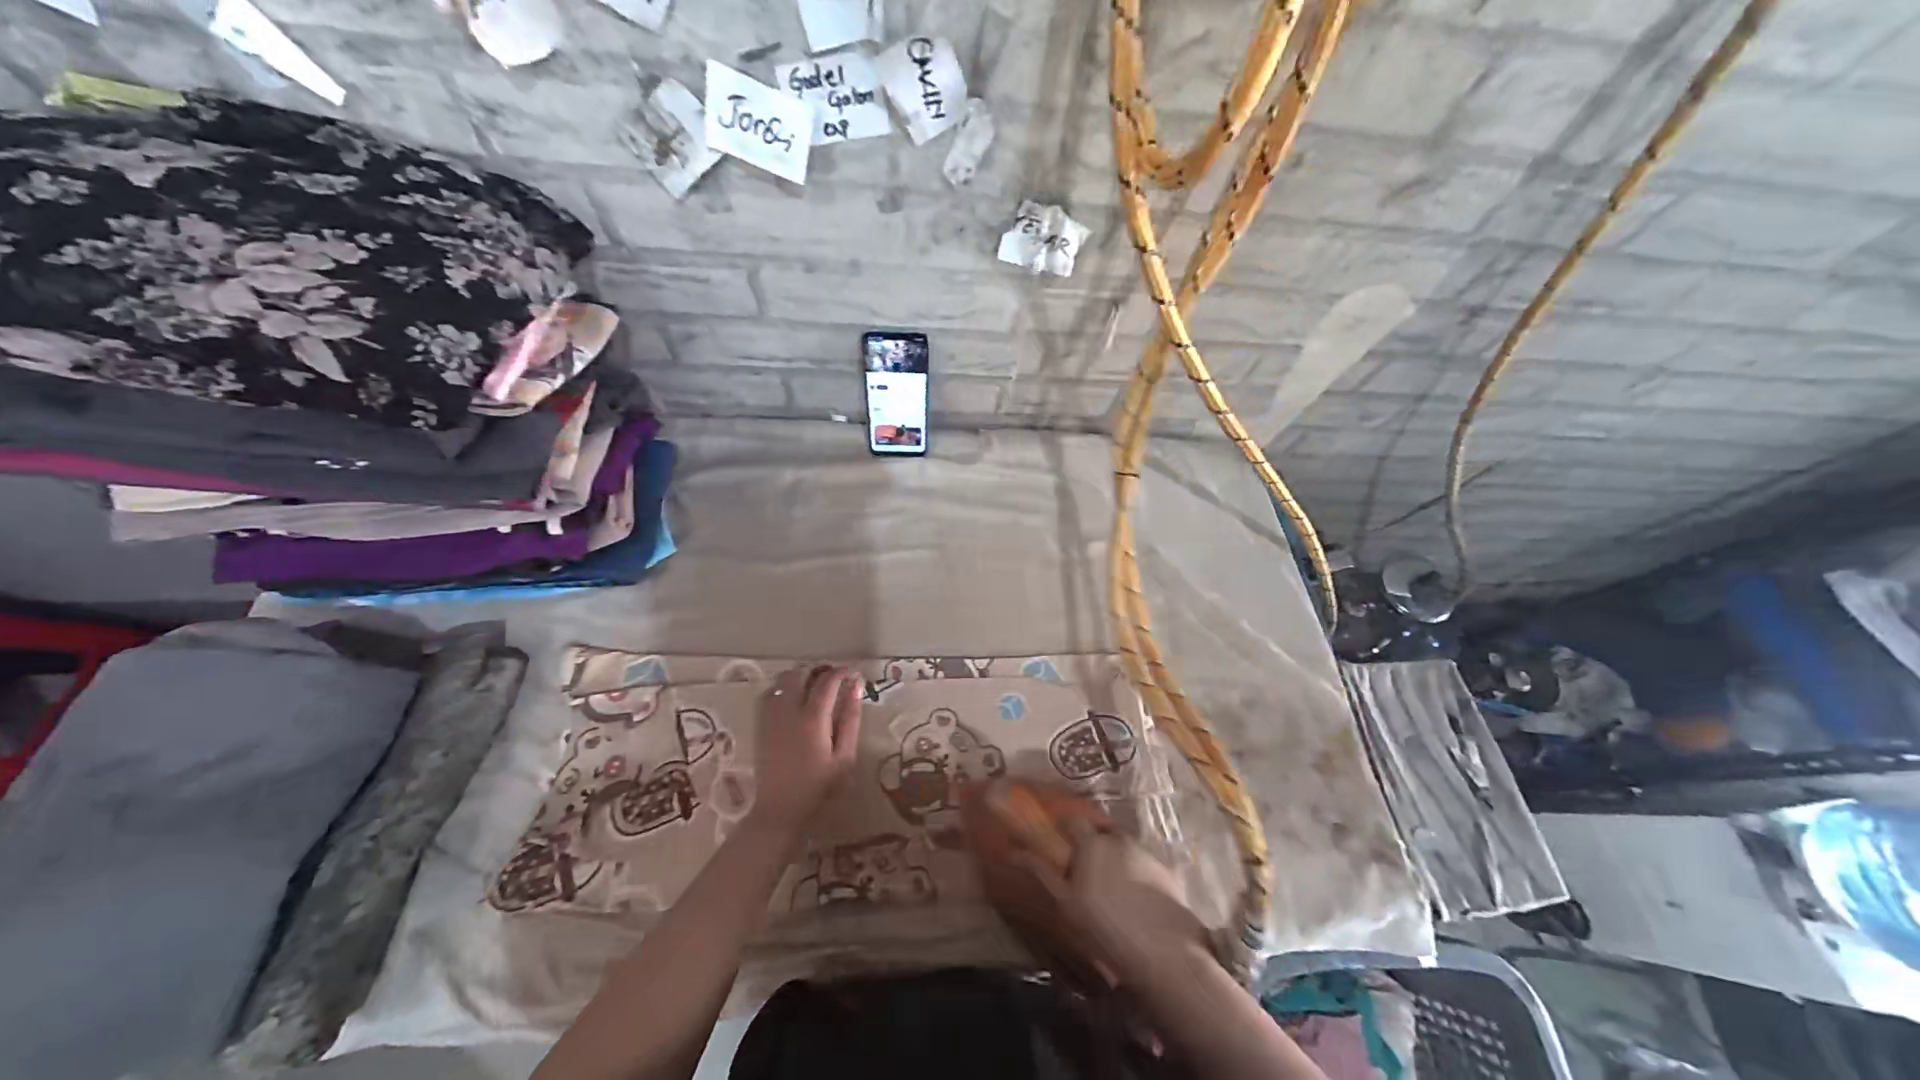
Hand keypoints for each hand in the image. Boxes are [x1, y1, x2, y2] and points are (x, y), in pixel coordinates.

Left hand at [748, 665, 861, 834]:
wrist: (780, 808)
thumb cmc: (819, 786)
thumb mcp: (844, 756)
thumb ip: (851, 719)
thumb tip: (856, 688)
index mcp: (813, 717)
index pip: (828, 681)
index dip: (842, 672)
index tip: (854, 674)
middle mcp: (790, 710)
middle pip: (800, 673)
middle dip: (819, 670)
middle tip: (835, 679)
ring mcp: (774, 716)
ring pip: (783, 680)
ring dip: (801, 677)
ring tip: (817, 688)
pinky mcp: (765, 724)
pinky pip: (774, 693)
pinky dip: (787, 688)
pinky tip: (798, 701)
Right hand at [1019, 819, 1212, 988]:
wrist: (1164, 952)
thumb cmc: (1104, 926)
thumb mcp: (1065, 903)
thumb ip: (1041, 872)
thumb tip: (1013, 851)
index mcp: (1092, 843)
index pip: (1073, 821)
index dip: (1063, 828)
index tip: (1057, 842)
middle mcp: (1119, 839)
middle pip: (1100, 831)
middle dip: (1090, 841)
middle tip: (1083, 867)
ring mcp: (1146, 854)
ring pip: (1123, 846)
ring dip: (1114, 856)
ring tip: (1110, 886)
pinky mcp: (1167, 872)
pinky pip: (1143, 863)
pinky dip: (1135, 872)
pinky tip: (1134, 898)